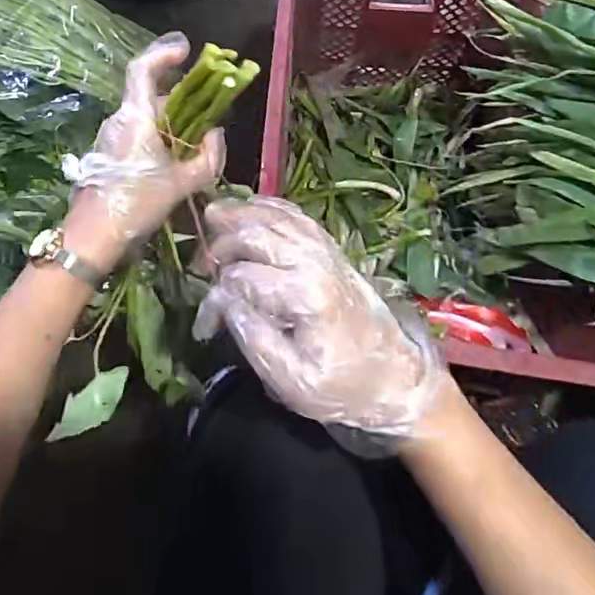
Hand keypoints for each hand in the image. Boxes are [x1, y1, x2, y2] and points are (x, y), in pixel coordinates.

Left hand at [61, 33, 225, 268]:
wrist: (93, 235)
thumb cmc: (137, 203)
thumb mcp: (183, 182)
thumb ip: (208, 156)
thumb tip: (215, 134)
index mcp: (135, 117)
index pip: (143, 69)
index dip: (164, 53)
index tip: (186, 50)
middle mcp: (119, 119)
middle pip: (151, 97)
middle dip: (180, 103)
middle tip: (206, 118)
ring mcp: (109, 136)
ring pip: (145, 118)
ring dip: (169, 125)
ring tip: (193, 148)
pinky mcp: (106, 152)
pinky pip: (136, 134)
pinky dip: (156, 139)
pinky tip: (171, 164)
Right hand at [192, 196, 442, 441]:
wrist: (396, 379)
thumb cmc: (342, 387)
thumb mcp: (293, 382)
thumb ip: (254, 339)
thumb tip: (224, 304)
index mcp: (305, 294)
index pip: (241, 278)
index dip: (214, 299)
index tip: (204, 327)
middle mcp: (314, 261)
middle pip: (255, 234)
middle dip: (220, 244)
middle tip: (199, 264)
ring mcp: (325, 250)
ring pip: (275, 216)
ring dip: (240, 214)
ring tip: (212, 216)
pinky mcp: (330, 249)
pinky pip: (296, 216)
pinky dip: (269, 207)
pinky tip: (250, 206)